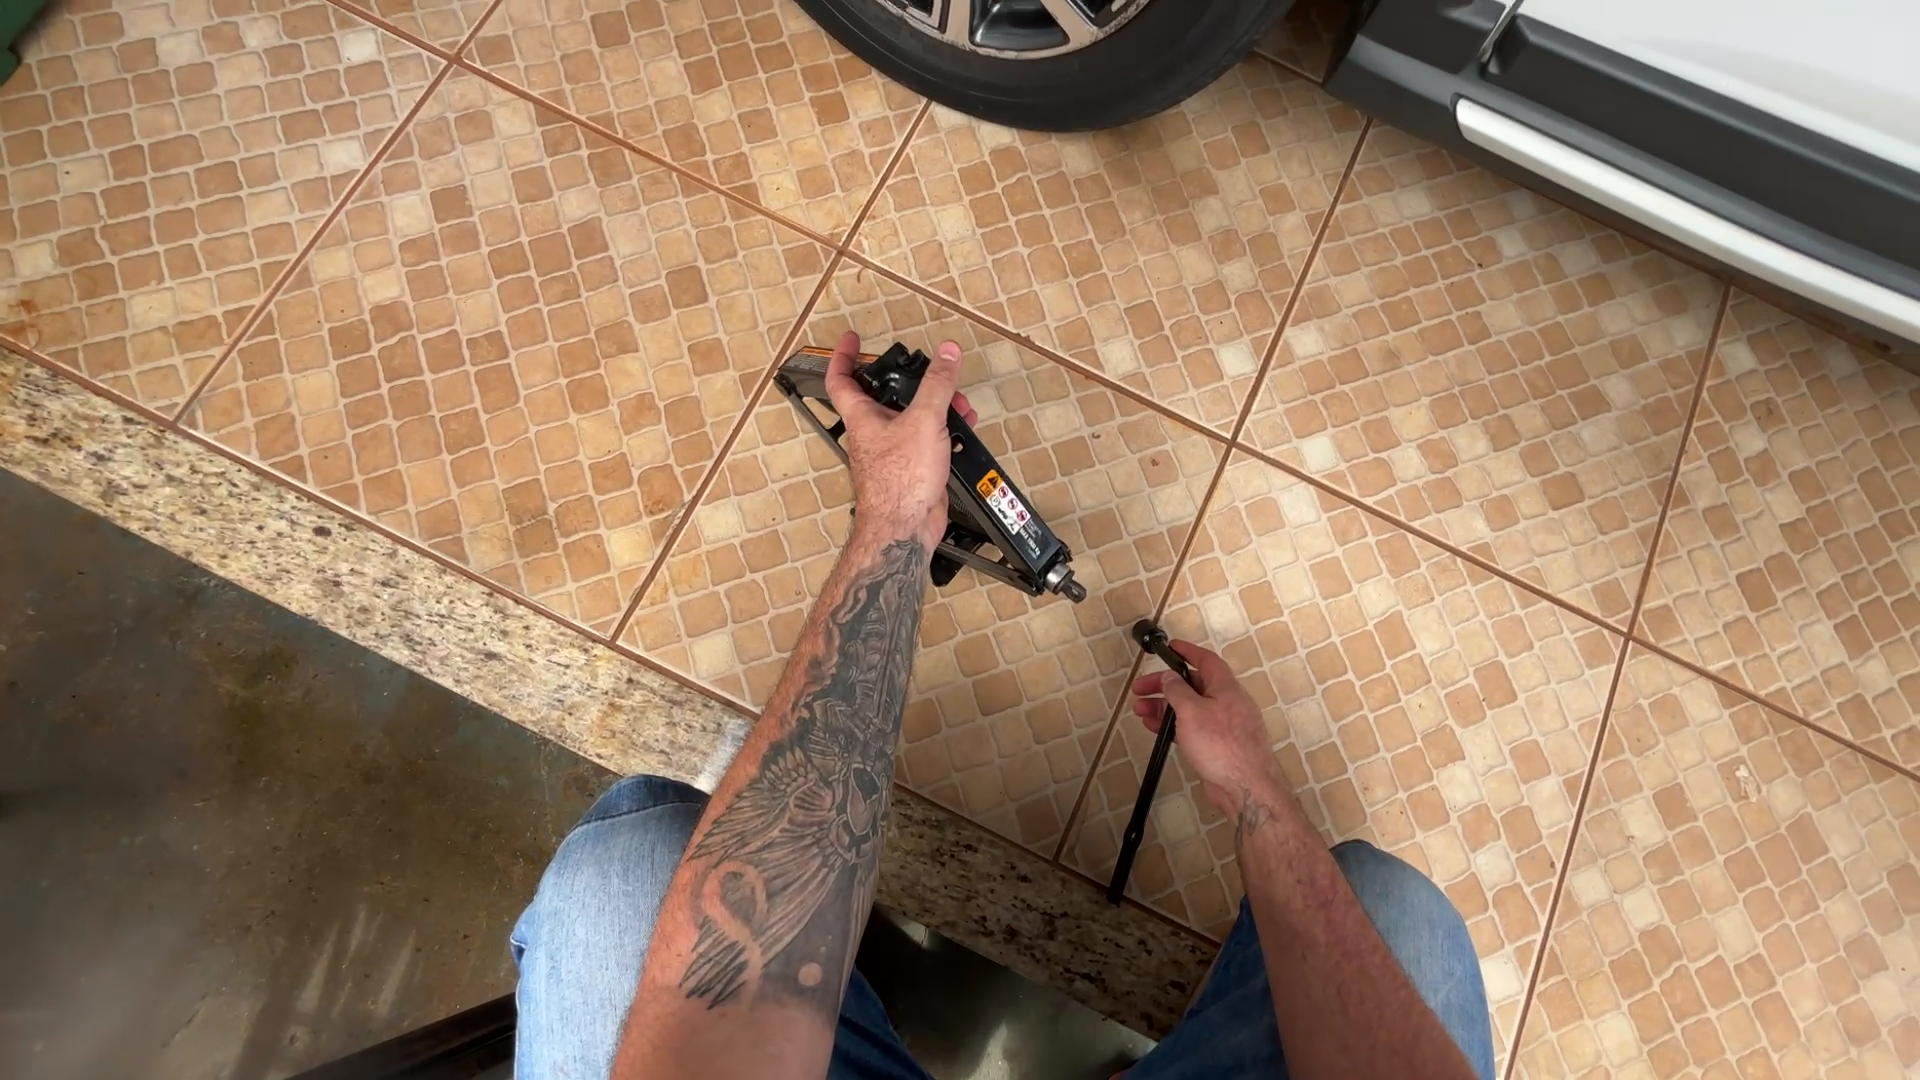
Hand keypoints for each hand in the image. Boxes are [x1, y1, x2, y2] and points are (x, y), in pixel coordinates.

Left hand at [824, 331, 975, 548]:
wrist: (906, 526)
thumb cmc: (899, 483)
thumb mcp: (924, 421)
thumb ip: (937, 384)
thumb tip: (946, 353)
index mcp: (863, 417)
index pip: (841, 379)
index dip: (843, 355)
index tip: (851, 339)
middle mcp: (874, 433)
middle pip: (885, 396)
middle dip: (910, 381)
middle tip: (926, 370)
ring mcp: (893, 453)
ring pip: (911, 419)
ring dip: (936, 407)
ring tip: (958, 403)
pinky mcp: (912, 469)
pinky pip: (927, 441)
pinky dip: (945, 432)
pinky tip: (962, 431)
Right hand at [1130, 640, 1292, 822]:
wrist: (1245, 787)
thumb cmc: (1220, 743)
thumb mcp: (1192, 711)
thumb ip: (1177, 690)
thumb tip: (1169, 677)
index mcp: (1225, 688)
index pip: (1206, 660)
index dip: (1187, 651)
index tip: (1169, 647)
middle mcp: (1226, 703)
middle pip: (1192, 685)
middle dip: (1165, 686)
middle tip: (1140, 689)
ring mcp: (1223, 725)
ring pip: (1189, 708)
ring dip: (1164, 707)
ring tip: (1140, 711)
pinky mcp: (1217, 745)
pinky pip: (1191, 727)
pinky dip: (1173, 725)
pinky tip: (1154, 728)